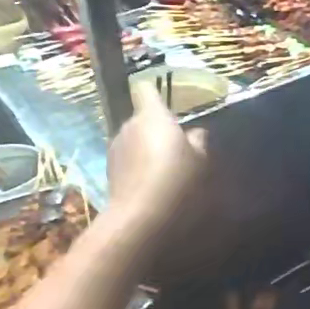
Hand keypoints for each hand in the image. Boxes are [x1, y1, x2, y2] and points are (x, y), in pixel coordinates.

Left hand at [106, 79, 207, 233]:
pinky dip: (137, 169)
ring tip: (164, 172)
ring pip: (133, 142)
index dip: (155, 94)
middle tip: (177, 149)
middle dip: (155, 130)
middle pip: (141, 119)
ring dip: (145, 150)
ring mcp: (115, 150)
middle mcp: (128, 126)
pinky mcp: (109, 173)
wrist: (140, 219)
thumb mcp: (200, 160)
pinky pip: (127, 162)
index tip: (168, 107)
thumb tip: (193, 133)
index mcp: (151, 115)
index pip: (145, 89)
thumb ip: (197, 141)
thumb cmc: (176, 181)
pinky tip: (151, 187)